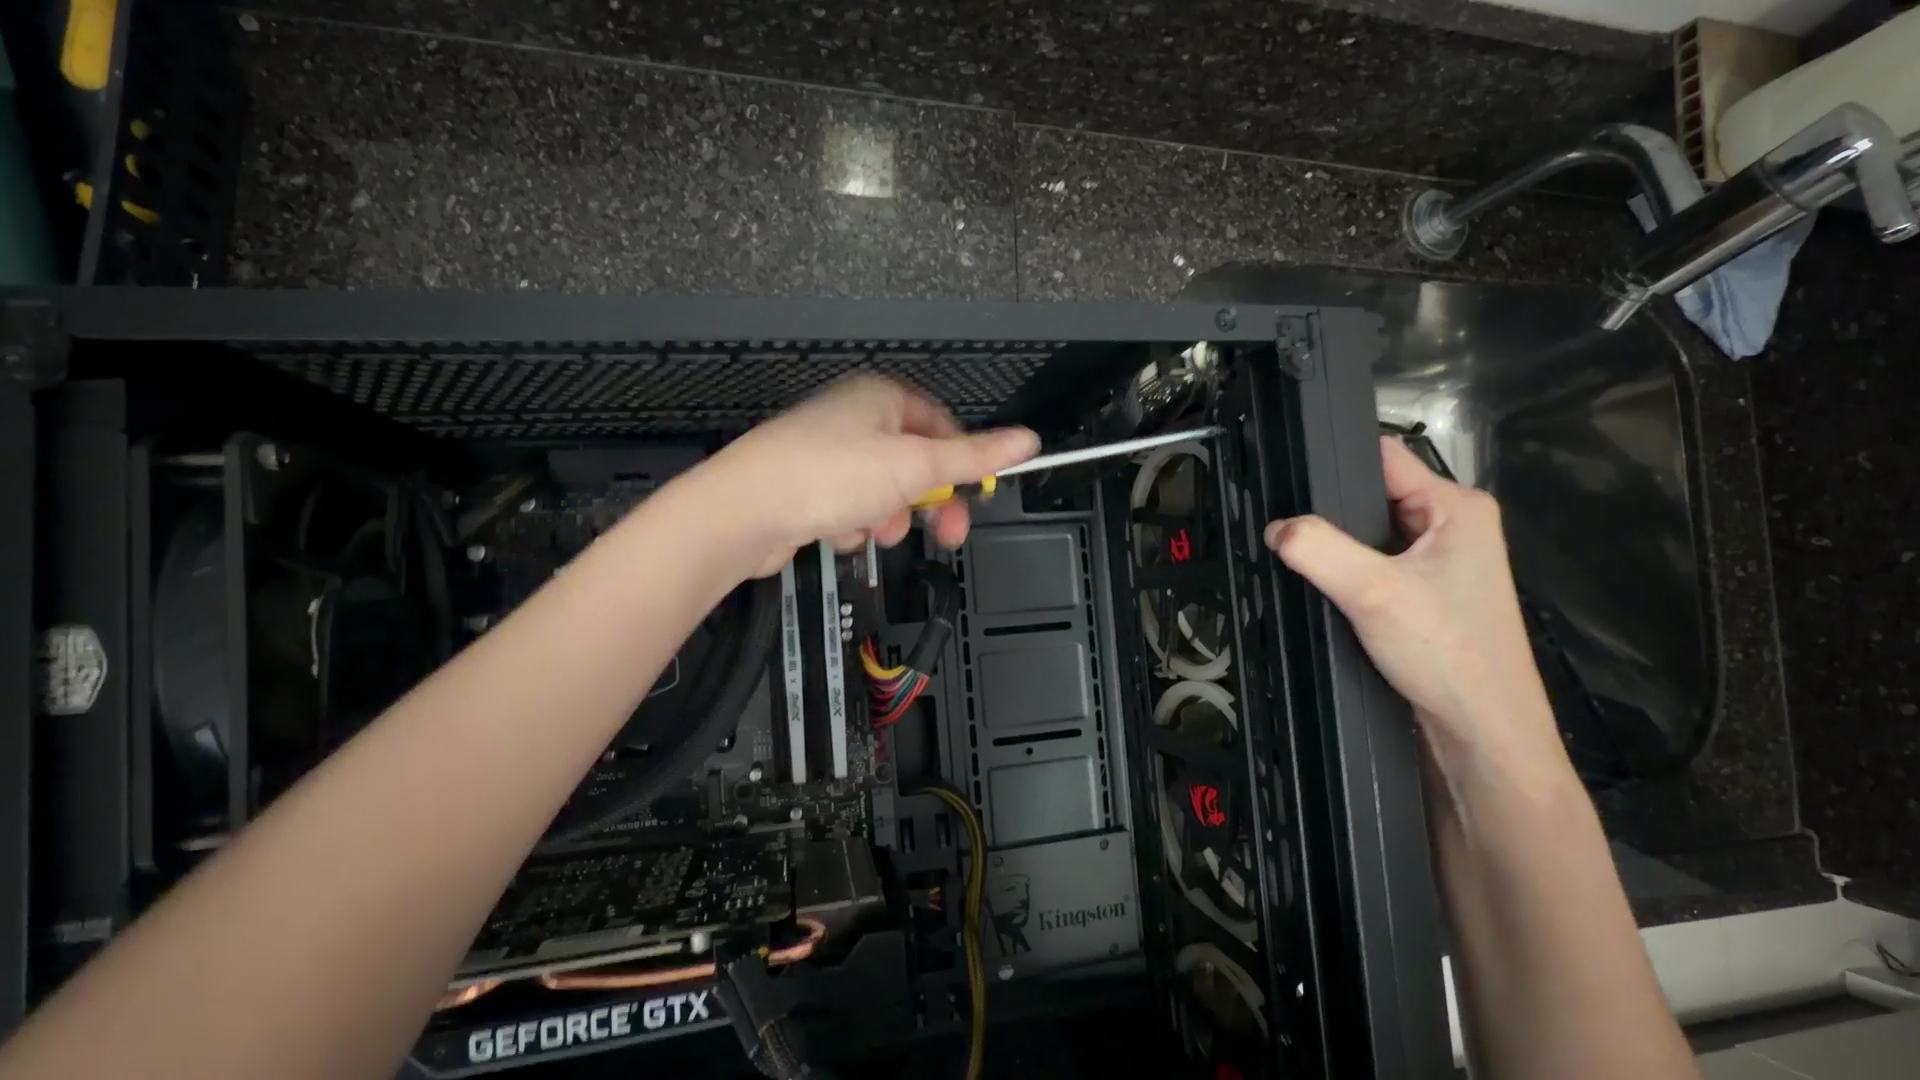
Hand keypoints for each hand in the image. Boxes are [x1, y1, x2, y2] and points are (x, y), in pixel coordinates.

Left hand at [697, 376, 1038, 576]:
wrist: (745, 513)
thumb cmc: (825, 476)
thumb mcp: (916, 467)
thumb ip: (973, 457)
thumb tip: (1027, 440)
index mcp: (882, 398)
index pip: (943, 427)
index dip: (963, 465)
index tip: (976, 496)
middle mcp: (854, 419)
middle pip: (914, 463)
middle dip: (925, 502)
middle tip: (945, 533)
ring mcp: (827, 454)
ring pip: (883, 493)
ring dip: (885, 518)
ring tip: (869, 528)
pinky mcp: (808, 488)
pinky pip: (850, 510)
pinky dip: (851, 527)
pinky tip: (836, 532)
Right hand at [1264, 437, 1565, 777]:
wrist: (1482, 731)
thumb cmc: (1446, 653)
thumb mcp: (1373, 593)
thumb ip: (1317, 550)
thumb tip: (1274, 529)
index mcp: (1458, 507)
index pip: (1383, 458)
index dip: (1333, 461)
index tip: (1286, 473)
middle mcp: (1455, 526)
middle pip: (1374, 496)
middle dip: (1330, 510)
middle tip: (1284, 527)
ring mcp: (1444, 563)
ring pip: (1372, 535)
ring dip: (1339, 546)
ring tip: (1299, 556)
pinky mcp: (1430, 595)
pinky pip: (1378, 566)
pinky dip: (1351, 574)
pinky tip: (1326, 589)